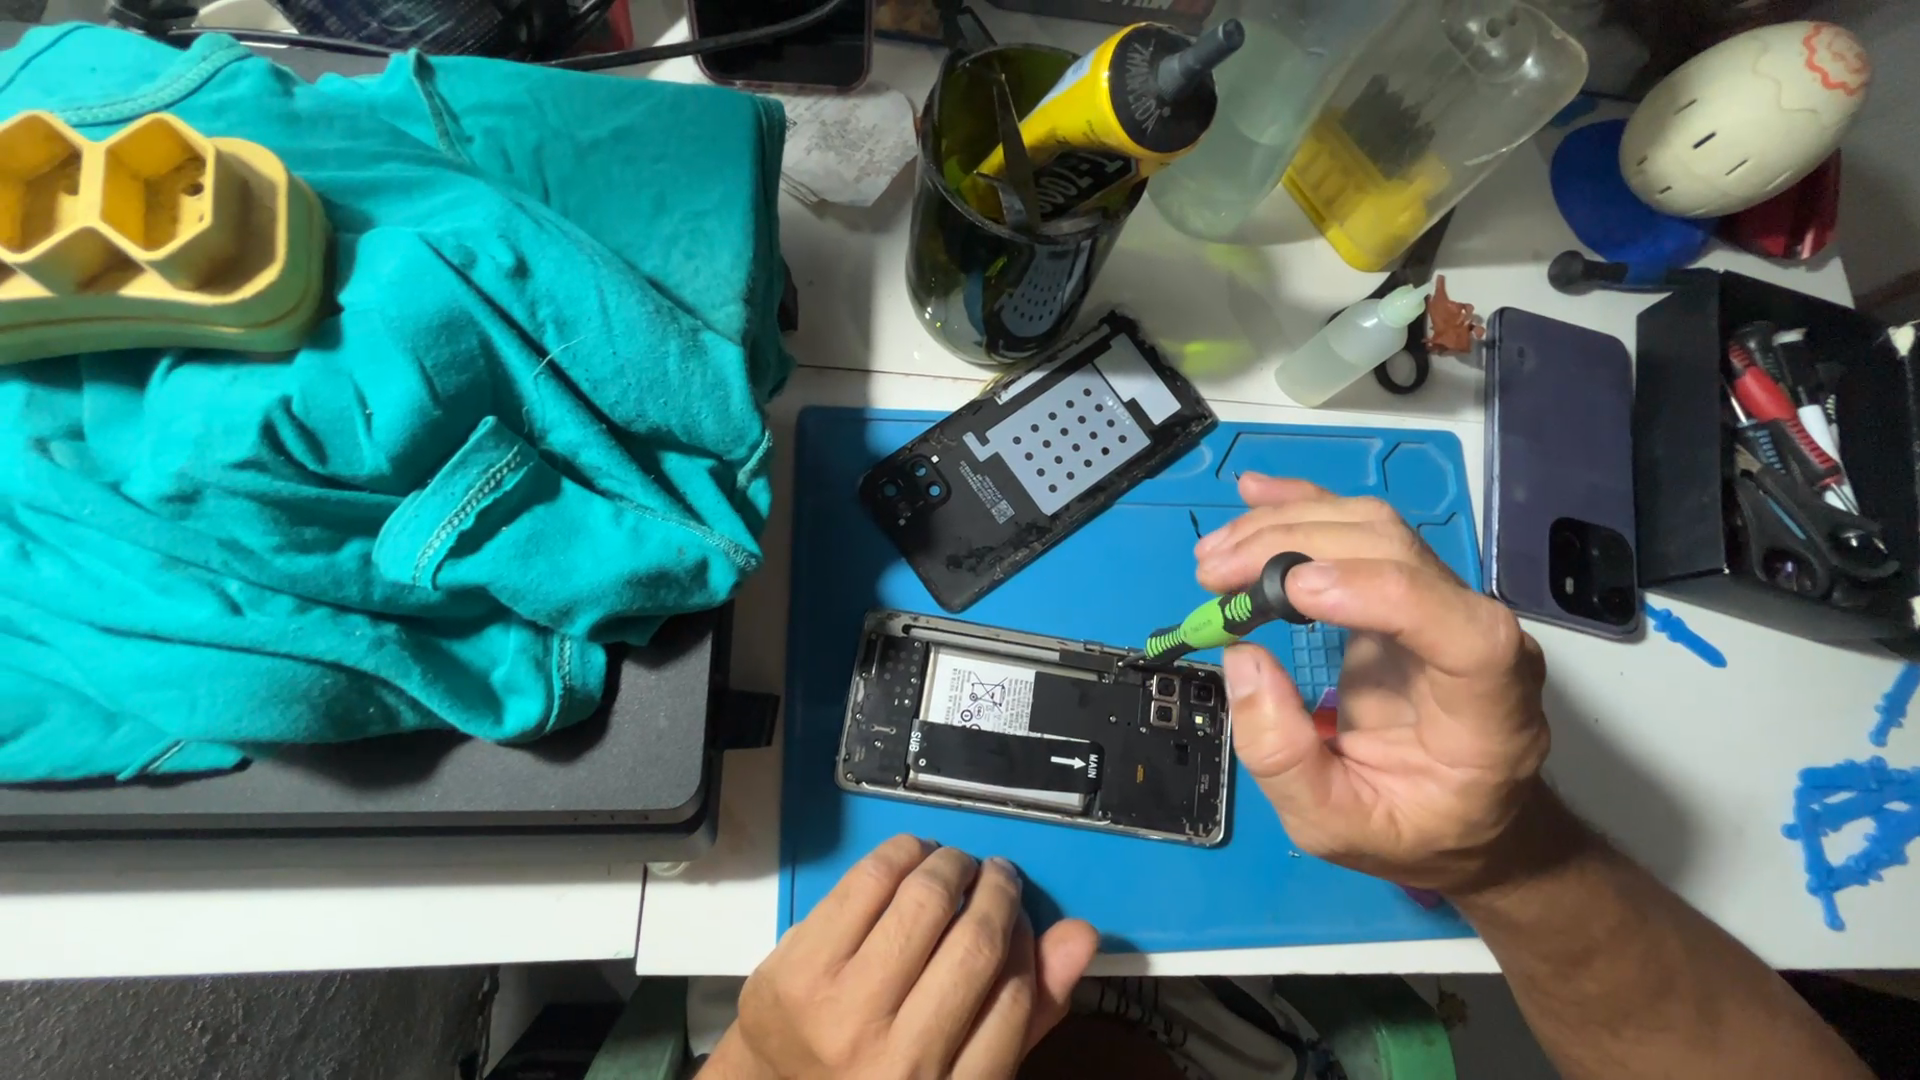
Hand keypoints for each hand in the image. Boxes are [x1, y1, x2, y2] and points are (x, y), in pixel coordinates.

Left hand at [706, 835, 1098, 1079]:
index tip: (1020, 915)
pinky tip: (911, 856)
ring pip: (922, 901)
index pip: (1014, 997)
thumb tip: (1081, 933)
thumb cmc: (884, 1073)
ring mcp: (839, 1013)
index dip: (1025, 940)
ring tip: (956, 864)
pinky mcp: (797, 967)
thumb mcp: (961, 1067)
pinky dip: (900, 854)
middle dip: (995, 891)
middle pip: (972, 943)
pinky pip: (866, 882)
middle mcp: (896, 1064)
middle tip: (995, 875)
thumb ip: (1029, 1012)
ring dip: (950, 865)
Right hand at [1194, 473, 1552, 894]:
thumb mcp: (1334, 825)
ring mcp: (1440, 602)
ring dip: (1285, 526)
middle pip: (1399, 554)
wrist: (1468, 814)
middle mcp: (1474, 636)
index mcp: (1484, 710)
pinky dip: (1305, 505)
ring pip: (1373, 528)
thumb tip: (1240, 657)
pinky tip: (1257, 493)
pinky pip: (1360, 529)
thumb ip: (1283, 756)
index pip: (1462, 628)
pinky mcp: (1403, 589)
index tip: (1291, 592)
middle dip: (1296, 547)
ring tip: (1212, 558)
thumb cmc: (1412, 828)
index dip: (1381, 592)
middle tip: (1212, 574)